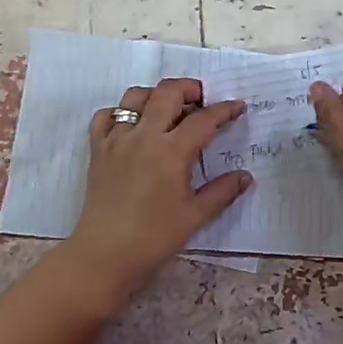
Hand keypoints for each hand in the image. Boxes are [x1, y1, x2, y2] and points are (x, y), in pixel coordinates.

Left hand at [61, 78, 252, 297]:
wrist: (105, 254)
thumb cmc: (154, 238)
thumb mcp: (195, 216)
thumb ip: (222, 191)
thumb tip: (245, 176)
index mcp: (171, 151)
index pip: (203, 120)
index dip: (224, 110)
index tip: (237, 107)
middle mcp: (143, 136)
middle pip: (167, 92)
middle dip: (190, 88)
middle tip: (202, 102)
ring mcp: (116, 139)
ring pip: (135, 96)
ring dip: (156, 96)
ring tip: (169, 110)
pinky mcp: (97, 149)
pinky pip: (106, 116)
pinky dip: (120, 112)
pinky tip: (132, 126)